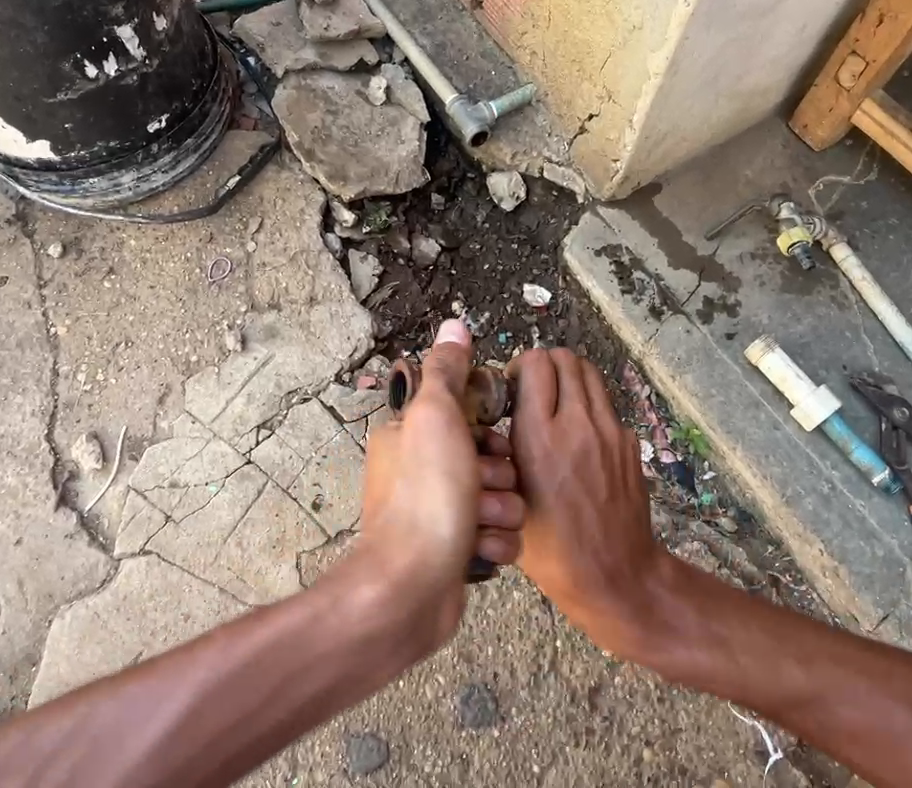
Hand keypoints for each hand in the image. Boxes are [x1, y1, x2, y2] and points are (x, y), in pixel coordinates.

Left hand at [351, 319, 525, 649]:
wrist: (413, 587)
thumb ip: (448, 371)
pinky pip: (498, 535)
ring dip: (500, 510)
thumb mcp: (436, 416)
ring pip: (501, 497)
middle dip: (498, 476)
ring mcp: (438, 516)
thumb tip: (455, 325)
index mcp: (410, 437)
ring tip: (480, 524)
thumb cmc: (425, 496)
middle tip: (481, 487)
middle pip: (491, 459)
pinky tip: (480, 551)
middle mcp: (421, 473)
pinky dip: (495, 542)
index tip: (485, 442)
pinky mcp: (456, 553)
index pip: (469, 417)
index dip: (487, 430)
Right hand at [507, 348, 669, 655]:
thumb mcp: (510, 498)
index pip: (536, 363)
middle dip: (545, 366)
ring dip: (569, 379)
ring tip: (556, 407)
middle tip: (533, 392)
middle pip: (566, 358)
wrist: (614, 574)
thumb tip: (499, 423)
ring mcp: (610, 429)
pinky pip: (606, 404)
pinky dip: (589, 406)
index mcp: (539, 436)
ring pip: (590, 372)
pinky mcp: (630, 441)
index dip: (520, 367)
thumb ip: (505, 452)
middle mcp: (577, 423)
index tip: (512, 389)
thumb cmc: (551, 548)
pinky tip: (579, 438)